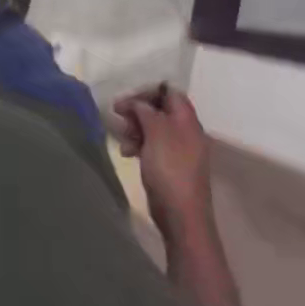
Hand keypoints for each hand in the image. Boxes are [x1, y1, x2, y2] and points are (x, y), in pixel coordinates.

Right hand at [113, 85, 213, 235]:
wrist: (181, 214)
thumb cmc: (169, 168)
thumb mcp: (156, 132)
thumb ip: (146, 111)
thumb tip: (138, 103)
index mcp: (187, 120)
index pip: (169, 92)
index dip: (148, 91)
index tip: (127, 97)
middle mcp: (185, 131)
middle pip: (159, 109)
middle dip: (137, 109)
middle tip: (117, 113)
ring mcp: (177, 149)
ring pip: (153, 128)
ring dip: (135, 127)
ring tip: (121, 135)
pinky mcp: (168, 165)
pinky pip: (151, 145)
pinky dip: (138, 144)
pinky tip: (126, 152)